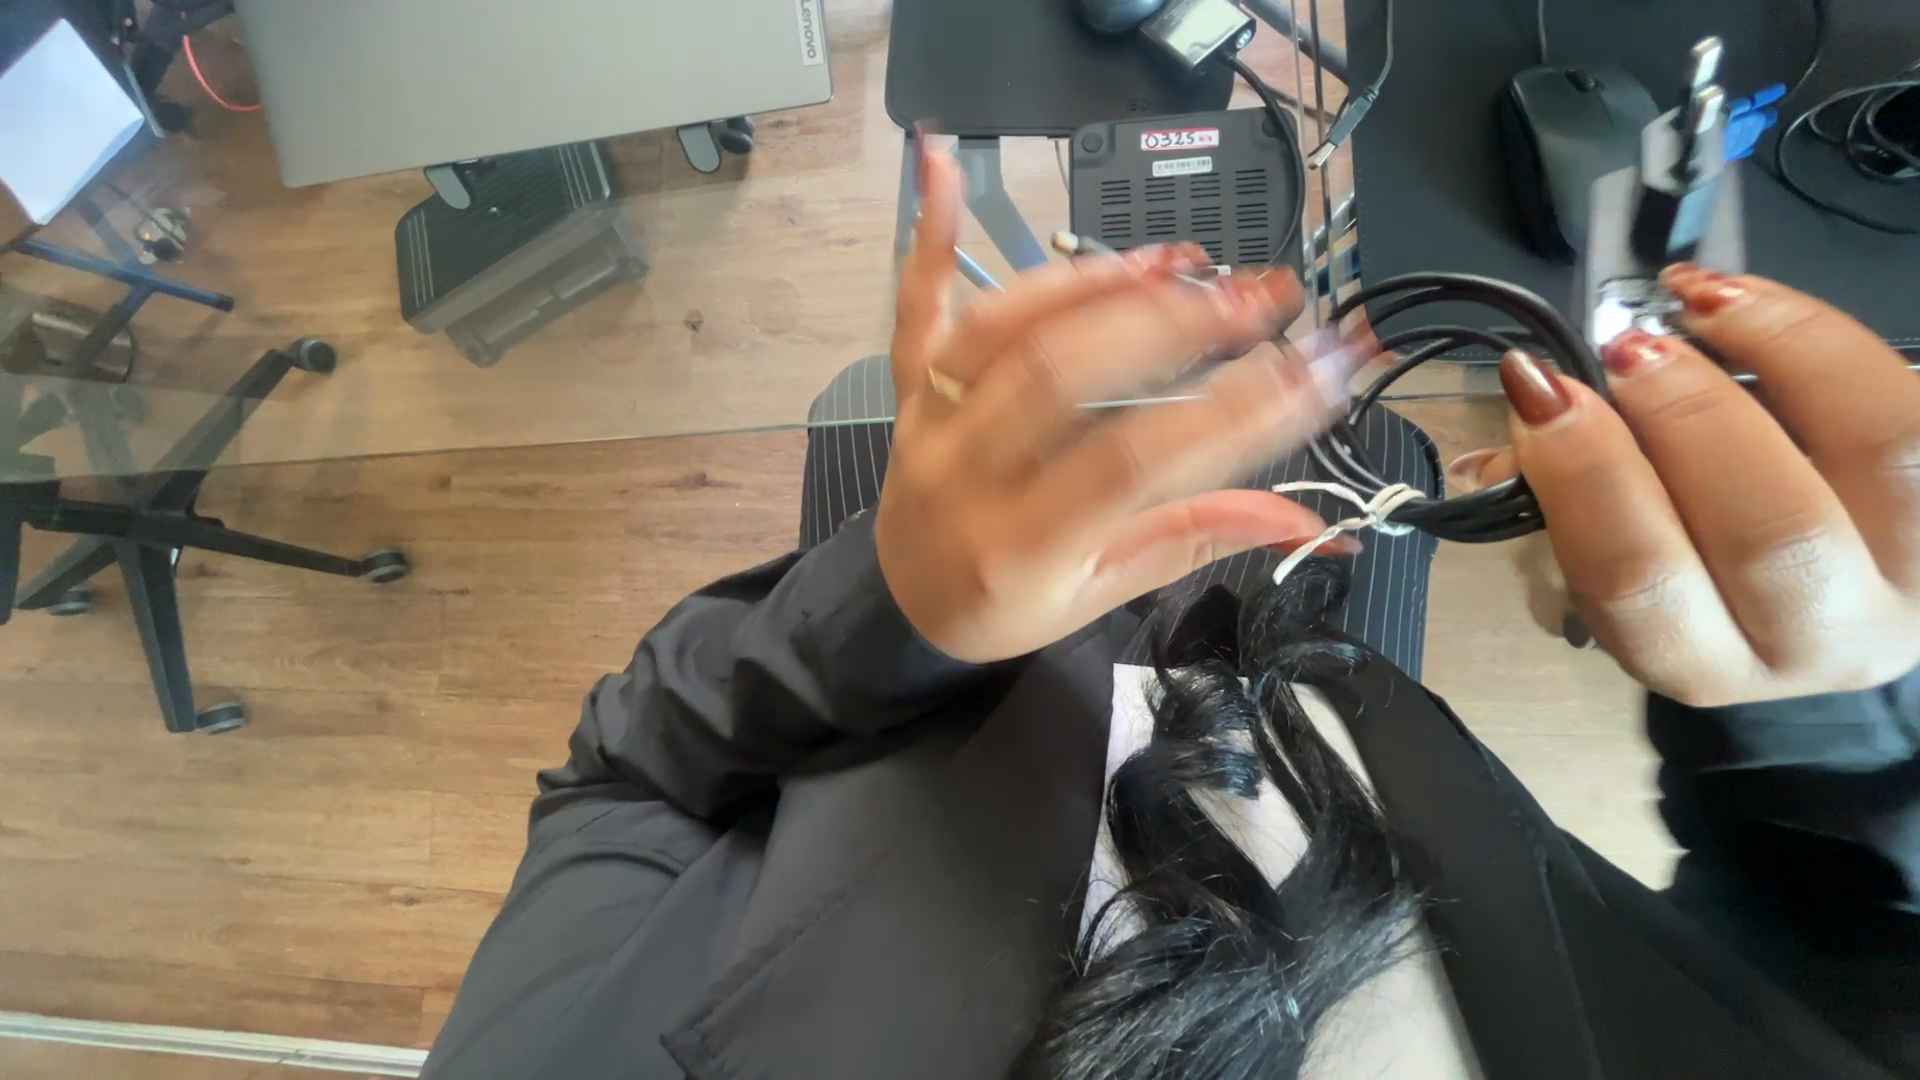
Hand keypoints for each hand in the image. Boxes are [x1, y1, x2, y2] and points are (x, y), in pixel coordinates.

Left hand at [874, 147, 1350, 663]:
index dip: (1231, 412)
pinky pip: (914, 308)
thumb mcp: (1095, 598)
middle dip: (1170, 325)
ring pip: (1003, 328)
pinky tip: (945, 163)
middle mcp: (967, 472)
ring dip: (1095, 278)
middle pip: (1063, 372)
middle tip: (1257, 298)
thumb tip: (1300, 516)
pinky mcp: (910, 390)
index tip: (1315, 368)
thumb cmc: (1000, 608)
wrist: (904, 604)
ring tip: (1179, 262)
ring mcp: (932, 420)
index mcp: (1020, 544)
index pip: (1134, 462)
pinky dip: (932, 235)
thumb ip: (1189, 543)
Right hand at [1469, 266, 1919, 706]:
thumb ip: (1558, 503)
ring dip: (1782, 355)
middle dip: (1683, 413)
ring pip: (1884, 454)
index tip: (1536, 387)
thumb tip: (1512, 429)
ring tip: (1702, 303)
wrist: (1816, 618)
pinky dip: (1831, 343)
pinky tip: (1754, 304)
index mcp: (1693, 656)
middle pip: (1766, 524)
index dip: (1582, 470)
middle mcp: (1821, 640)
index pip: (1634, 571)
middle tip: (1626, 347)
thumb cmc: (1677, 588)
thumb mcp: (1600, 574)